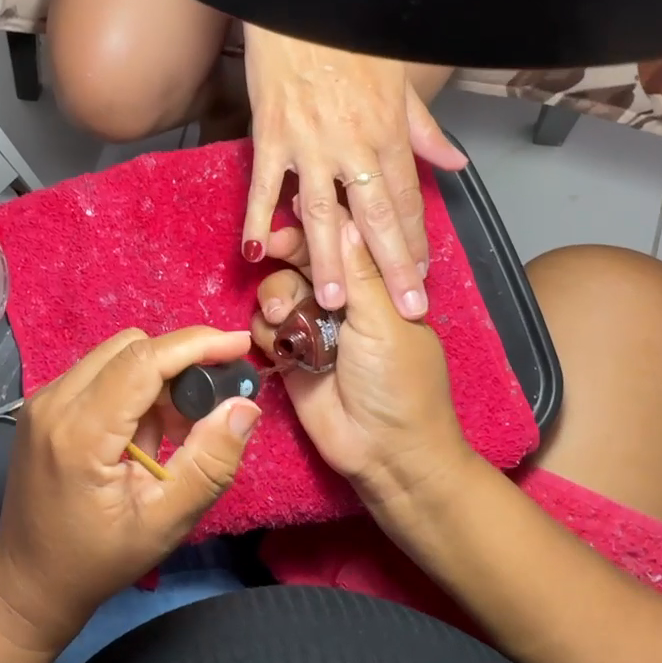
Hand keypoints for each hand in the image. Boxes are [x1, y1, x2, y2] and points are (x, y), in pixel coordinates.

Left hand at [0, 327, 261, 649]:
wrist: (28, 577)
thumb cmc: (96, 559)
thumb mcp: (164, 522)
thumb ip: (208, 463)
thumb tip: (245, 405)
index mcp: (79, 433)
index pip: (142, 361)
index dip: (196, 345)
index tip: (241, 346)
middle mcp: (53, 402)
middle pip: (129, 347)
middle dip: (179, 364)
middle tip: (209, 408)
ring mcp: (43, 399)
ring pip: (113, 355)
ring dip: (156, 379)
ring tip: (175, 432)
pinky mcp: (43, 404)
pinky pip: (98, 373)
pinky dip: (131, 389)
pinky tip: (143, 435)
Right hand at [241, 24, 466, 319]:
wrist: (306, 2)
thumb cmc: (353, 39)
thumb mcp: (399, 81)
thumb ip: (423, 129)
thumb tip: (455, 165)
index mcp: (387, 132)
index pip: (405, 198)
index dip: (415, 241)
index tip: (422, 279)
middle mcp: (352, 145)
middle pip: (373, 216)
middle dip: (390, 266)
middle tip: (402, 311)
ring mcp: (308, 144)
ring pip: (319, 210)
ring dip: (325, 257)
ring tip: (330, 299)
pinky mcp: (269, 137)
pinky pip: (261, 185)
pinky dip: (256, 217)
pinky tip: (255, 251)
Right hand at [251, 221, 472, 505]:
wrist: (382, 450)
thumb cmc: (398, 382)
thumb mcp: (383, 321)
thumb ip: (358, 271)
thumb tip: (346, 216)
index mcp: (376, 287)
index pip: (343, 243)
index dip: (319, 226)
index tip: (294, 211)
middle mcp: (342, 300)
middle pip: (304, 260)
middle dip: (286, 252)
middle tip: (268, 248)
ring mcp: (312, 327)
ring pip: (278, 289)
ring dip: (274, 296)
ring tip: (280, 317)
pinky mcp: (287, 353)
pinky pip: (263, 326)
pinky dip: (264, 329)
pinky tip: (276, 344)